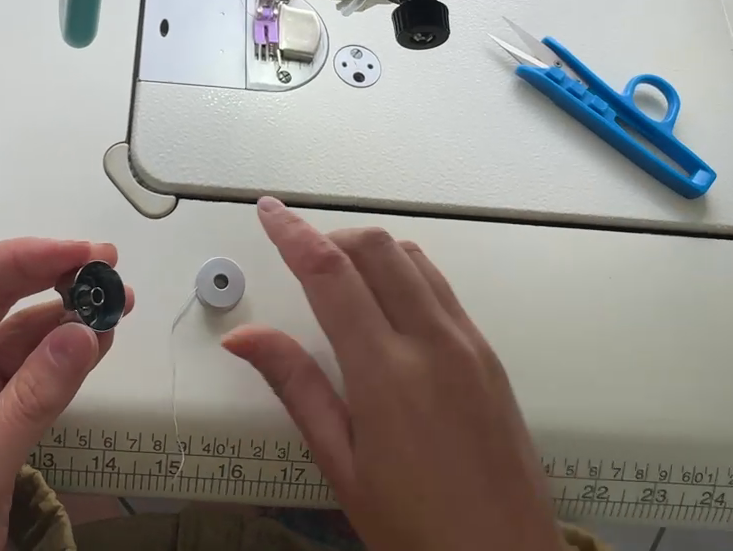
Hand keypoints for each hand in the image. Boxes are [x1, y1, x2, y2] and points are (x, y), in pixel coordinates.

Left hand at [0, 239, 128, 550]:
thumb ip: (29, 403)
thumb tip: (87, 330)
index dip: (21, 258)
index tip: (78, 252)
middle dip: (49, 274)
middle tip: (108, 264)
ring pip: (16, 330)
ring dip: (65, 311)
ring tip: (117, 300)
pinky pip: (28, 370)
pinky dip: (65, 352)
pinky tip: (98, 340)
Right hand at [223, 199, 560, 550]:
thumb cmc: (415, 531)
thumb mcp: (343, 466)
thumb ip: (295, 386)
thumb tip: (243, 337)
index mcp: (388, 373)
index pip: (331, 274)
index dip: (294, 234)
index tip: (270, 212)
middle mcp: (434, 343)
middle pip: (376, 247)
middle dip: (331, 236)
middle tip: (301, 257)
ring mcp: (469, 344)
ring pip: (412, 257)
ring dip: (369, 251)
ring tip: (340, 278)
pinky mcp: (489, 355)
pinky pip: (439, 286)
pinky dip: (403, 272)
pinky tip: (385, 305)